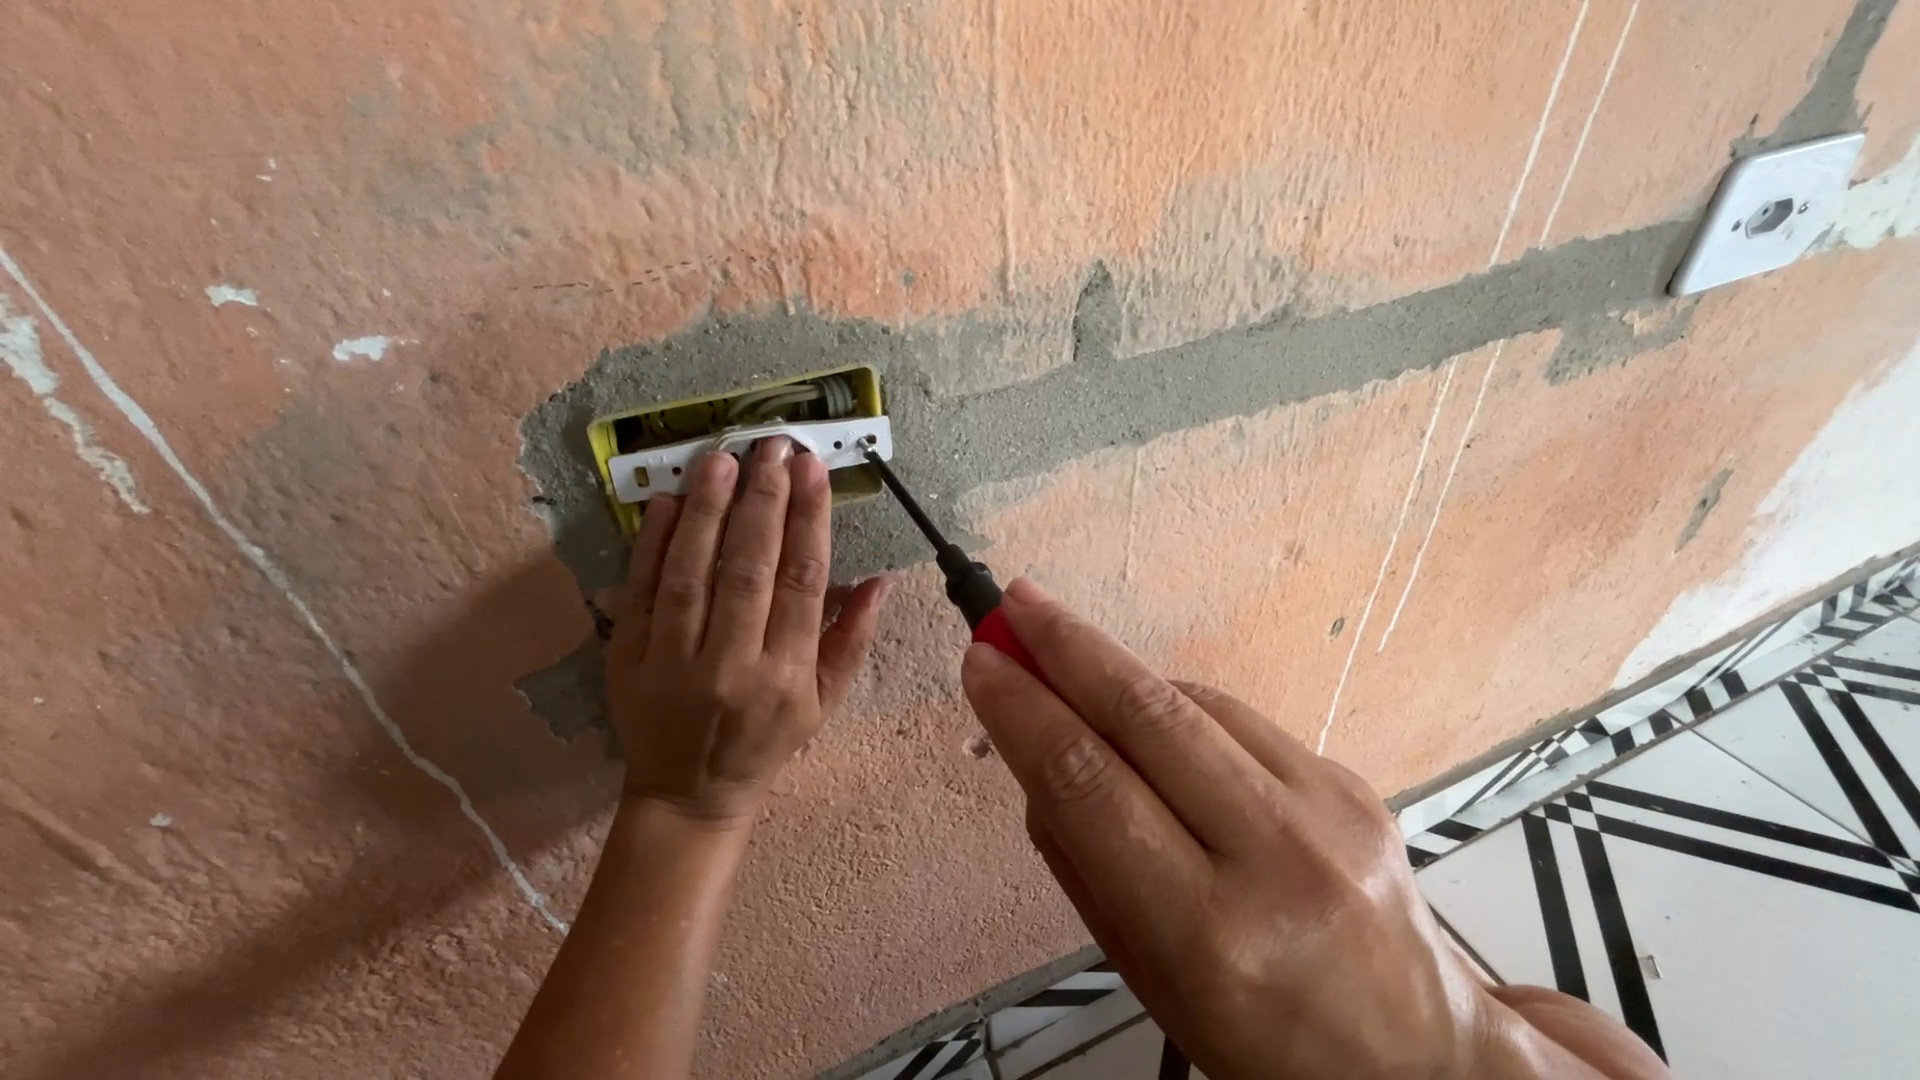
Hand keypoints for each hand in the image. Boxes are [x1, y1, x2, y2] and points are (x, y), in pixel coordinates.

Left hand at [608, 437, 889, 824]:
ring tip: (722, 458)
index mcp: (786, 674)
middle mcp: (732, 664)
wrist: (689, 793)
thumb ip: (853, 640)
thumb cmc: (766, 742)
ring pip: (693, 572)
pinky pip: (643, 591)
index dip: (808, 519)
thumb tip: (881, 580)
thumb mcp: (824, 703)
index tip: (812, 469)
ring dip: (708, 510)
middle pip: (749, 567)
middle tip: (772, 446)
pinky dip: (653, 543)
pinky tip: (669, 501)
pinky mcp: (630, 657)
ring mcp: (674, 660)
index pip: (803, 581)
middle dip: (763, 500)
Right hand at [961, 578, 1495, 1079]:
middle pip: (1145, 718)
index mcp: (1208, 934)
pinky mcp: (1350, 780)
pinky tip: (1144, 709)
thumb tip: (1035, 761)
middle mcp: (1274, 858)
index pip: (1089, 787)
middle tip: (1013, 603)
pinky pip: (1237, 717)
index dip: (1024, 712)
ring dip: (1114, 666)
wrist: (1418, 1057)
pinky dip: (1174, 703)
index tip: (982, 662)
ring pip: (1192, 704)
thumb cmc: (1261, 1040)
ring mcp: (1326, 809)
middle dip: (1067, 647)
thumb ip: (1083, 867)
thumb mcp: (1148, 980)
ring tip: (1062, 645)